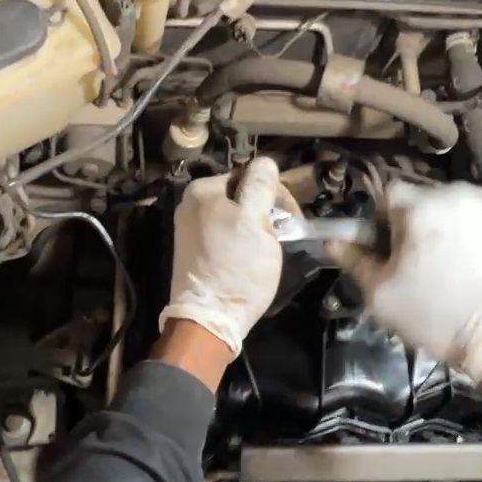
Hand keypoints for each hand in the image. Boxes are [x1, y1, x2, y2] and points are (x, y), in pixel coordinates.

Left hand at [160, 158, 283, 355]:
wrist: (209, 319)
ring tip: (270, 249)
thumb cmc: (236, 267)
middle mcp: (190, 204)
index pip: (249, 175)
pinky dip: (242, 241)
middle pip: (242, 195)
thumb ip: (260, 185)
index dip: (276, 194)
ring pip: (236, 216)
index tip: (292, 217)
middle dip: (267, 211)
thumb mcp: (255, 221)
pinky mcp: (194, 250)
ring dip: (258, 227)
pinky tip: (252, 258)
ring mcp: (190, 229)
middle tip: (285, 234)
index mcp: (202, 190)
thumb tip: (265, 162)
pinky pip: (225, 234)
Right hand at [330, 181, 481, 381]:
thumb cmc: (441, 319)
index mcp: (416, 208)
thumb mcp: (384, 298)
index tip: (393, 252)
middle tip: (427, 266)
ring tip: (462, 268)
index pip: (388, 195)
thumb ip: (356, 262)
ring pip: (459, 208)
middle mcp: (455, 193)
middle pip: (425, 200)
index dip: (385, 223)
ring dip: (453, 228)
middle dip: (421, 225)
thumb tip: (334, 241)